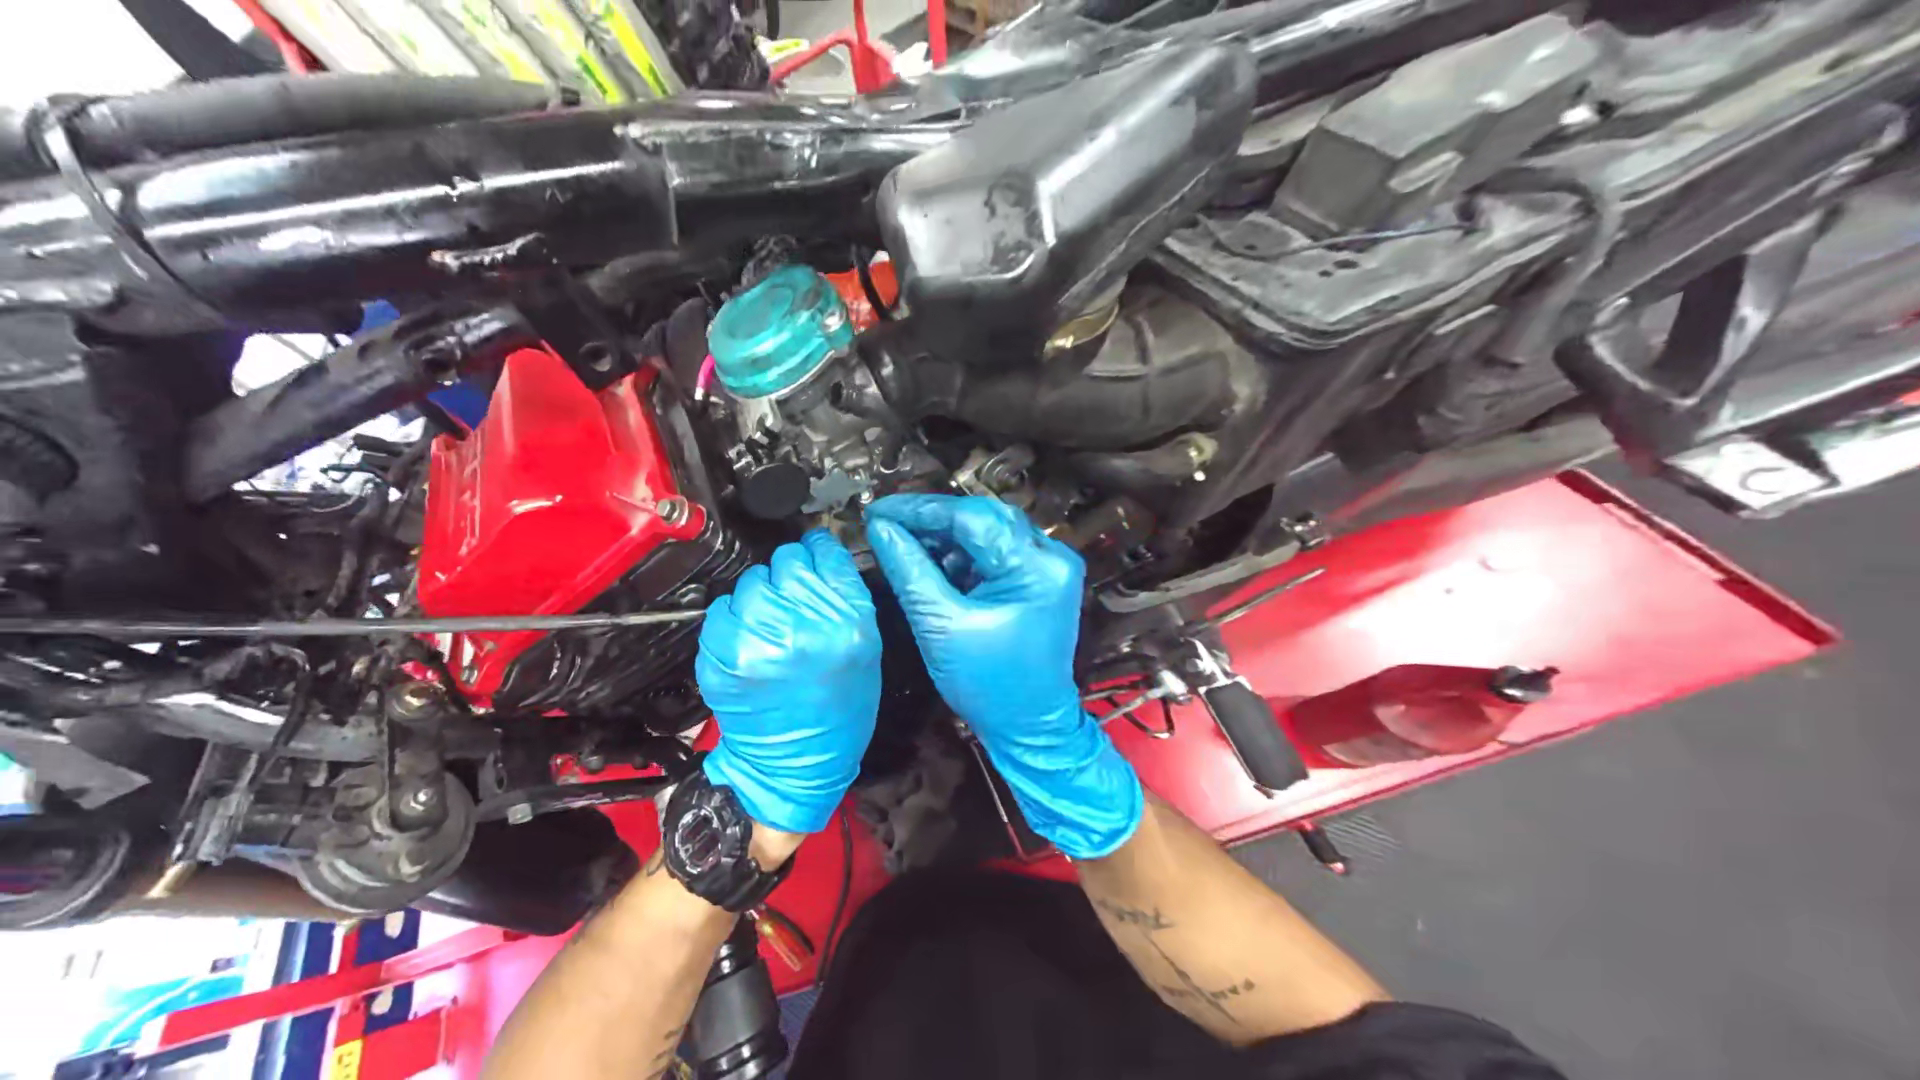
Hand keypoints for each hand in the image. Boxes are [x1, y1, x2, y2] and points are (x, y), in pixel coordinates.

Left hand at [696, 529, 881, 834]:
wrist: (800, 765)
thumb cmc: (840, 708)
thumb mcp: (865, 649)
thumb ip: (844, 598)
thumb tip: (819, 556)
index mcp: (849, 621)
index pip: (825, 553)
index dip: (817, 551)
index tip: (812, 556)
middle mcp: (806, 624)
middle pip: (786, 560)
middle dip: (787, 575)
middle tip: (790, 599)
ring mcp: (761, 639)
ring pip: (751, 582)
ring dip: (758, 595)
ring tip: (768, 624)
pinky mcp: (725, 656)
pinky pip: (721, 610)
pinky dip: (732, 619)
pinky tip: (747, 640)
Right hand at [866, 495, 1142, 857]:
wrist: (1030, 724)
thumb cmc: (987, 684)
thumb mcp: (940, 625)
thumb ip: (909, 570)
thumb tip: (880, 528)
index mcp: (1035, 568)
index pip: (971, 518)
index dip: (920, 510)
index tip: (878, 510)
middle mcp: (1051, 556)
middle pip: (982, 517)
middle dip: (932, 520)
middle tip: (887, 523)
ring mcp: (1049, 565)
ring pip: (988, 530)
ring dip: (945, 535)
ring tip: (904, 543)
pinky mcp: (1040, 576)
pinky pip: (996, 549)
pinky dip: (963, 553)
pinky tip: (932, 560)